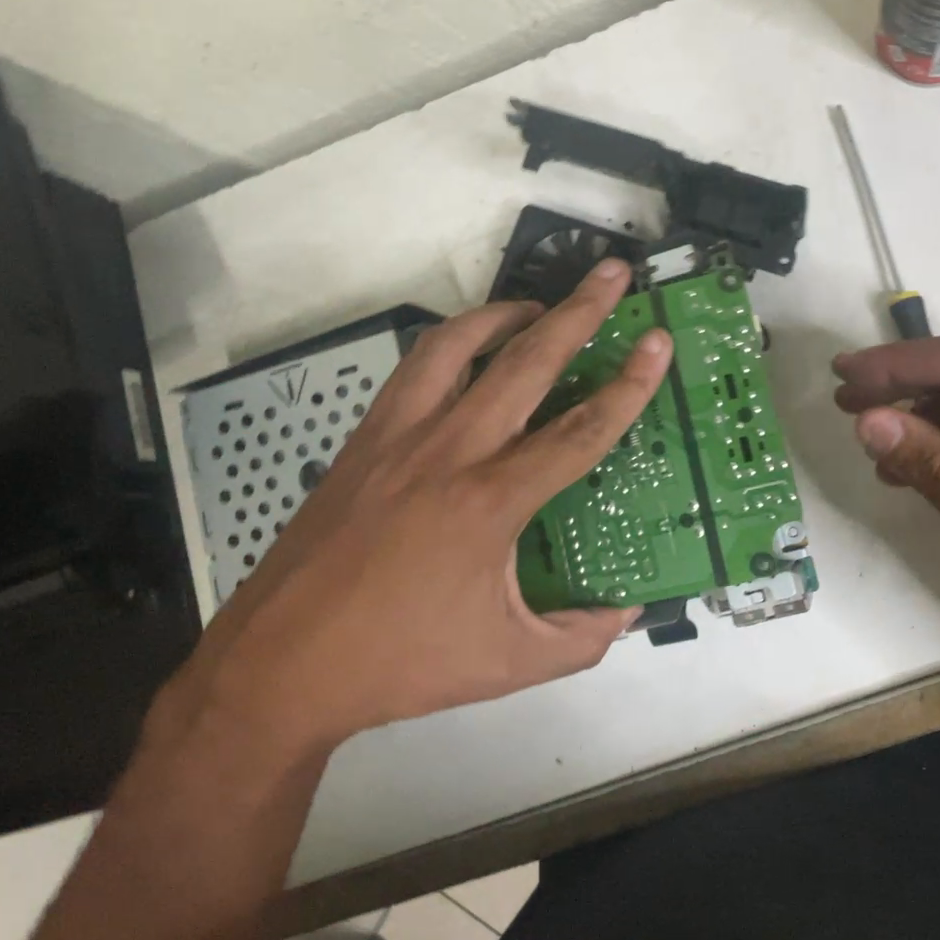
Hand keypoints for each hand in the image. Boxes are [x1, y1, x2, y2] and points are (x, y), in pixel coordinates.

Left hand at [154, 260, 671, 755]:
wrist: (281, 664)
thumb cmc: (402, 663)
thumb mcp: (509, 664)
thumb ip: (580, 637)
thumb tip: (626, 610)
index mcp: (490, 501)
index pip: (578, 431)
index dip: (628, 386)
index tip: (657, 342)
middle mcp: (447, 451)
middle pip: (524, 362)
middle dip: (577, 312)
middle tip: (610, 274)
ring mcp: (396, 439)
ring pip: (454, 347)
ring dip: (503, 315)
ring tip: (537, 307)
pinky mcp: (361, 443)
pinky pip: (411, 373)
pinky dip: (448, 347)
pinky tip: (464, 357)